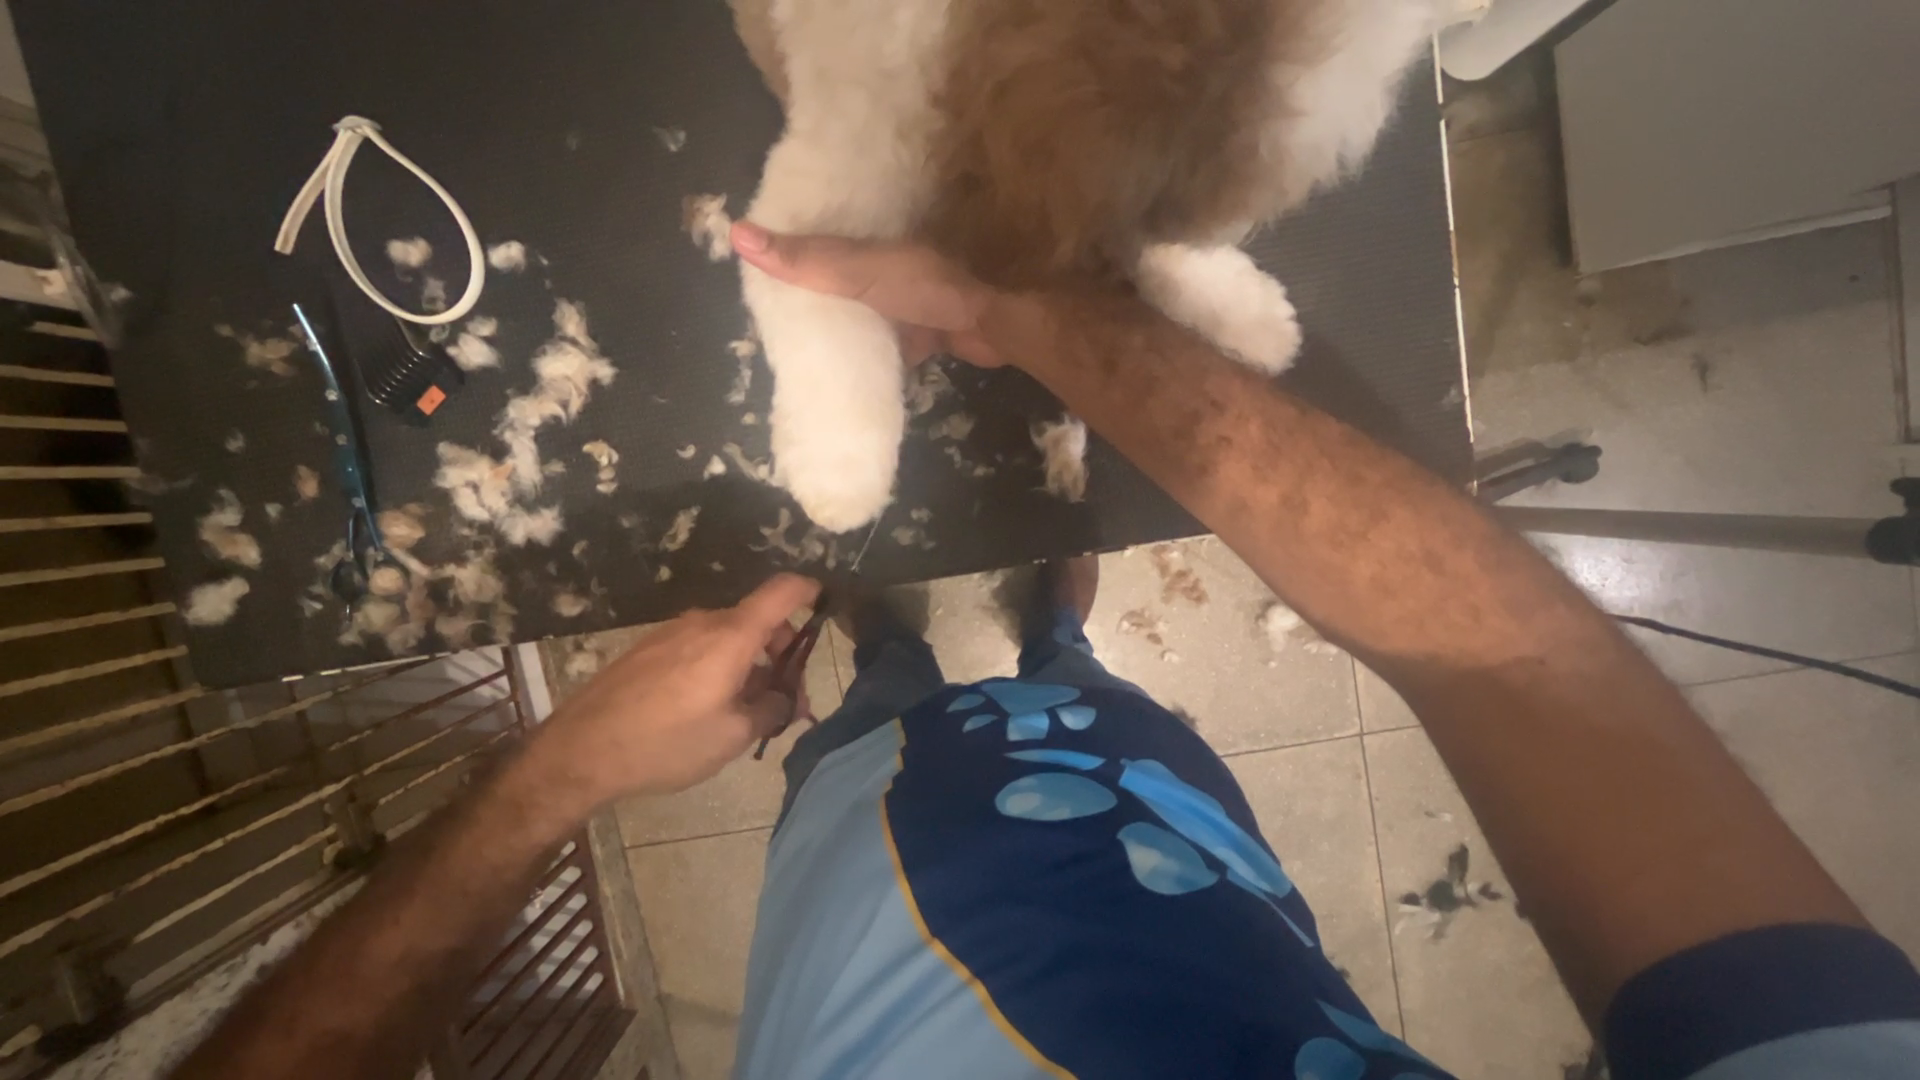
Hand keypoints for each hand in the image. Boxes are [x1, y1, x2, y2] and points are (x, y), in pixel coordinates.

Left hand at [519, 574, 821, 809]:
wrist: (579, 752)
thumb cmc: (667, 742)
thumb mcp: (734, 734)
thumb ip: (773, 709)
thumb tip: (786, 697)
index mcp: (732, 635)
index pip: (782, 591)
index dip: (809, 590)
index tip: (825, 605)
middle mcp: (703, 622)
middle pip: (757, 620)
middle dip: (781, 652)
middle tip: (786, 697)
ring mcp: (671, 633)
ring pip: (728, 637)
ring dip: (749, 664)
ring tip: (746, 710)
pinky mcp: (648, 649)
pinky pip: (700, 647)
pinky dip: (719, 666)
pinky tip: (707, 707)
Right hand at [730, 221, 1008, 367]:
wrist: (992, 327)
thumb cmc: (928, 290)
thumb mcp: (862, 272)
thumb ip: (810, 260)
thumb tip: (737, 233)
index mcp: (869, 244)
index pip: (815, 240)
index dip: (784, 250)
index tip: (750, 268)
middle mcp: (885, 270)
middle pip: (836, 282)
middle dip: (808, 295)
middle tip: (768, 316)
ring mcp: (904, 305)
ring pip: (860, 315)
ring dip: (837, 327)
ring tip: (795, 345)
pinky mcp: (920, 336)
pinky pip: (884, 345)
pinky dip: (867, 356)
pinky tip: (841, 372)